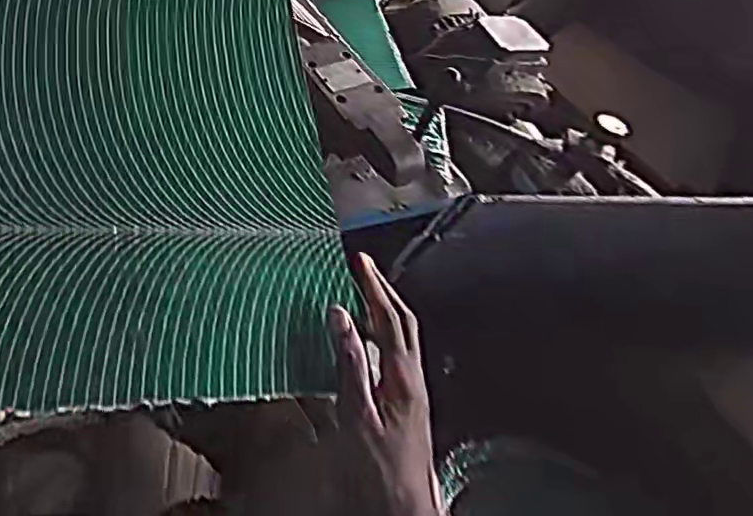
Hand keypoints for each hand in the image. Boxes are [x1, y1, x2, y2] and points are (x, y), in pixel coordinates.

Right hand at [330, 253, 440, 515]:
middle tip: (362, 266)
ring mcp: (412, 390)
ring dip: (384, 307)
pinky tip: (363, 334)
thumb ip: (349, 361)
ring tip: (361, 289)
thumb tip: (339, 313)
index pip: (389, 318)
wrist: (404, 507)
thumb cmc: (378, 466)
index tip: (359, 260)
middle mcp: (413, 379)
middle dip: (383, 289)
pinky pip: (396, 351)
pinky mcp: (406, 400)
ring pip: (403, 336)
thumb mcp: (356, 411)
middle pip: (404, 322)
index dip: (373, 286)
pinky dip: (381, 329)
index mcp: (402, 377)